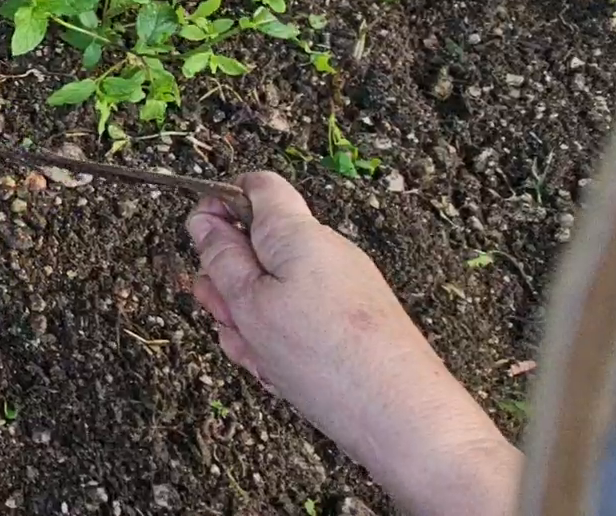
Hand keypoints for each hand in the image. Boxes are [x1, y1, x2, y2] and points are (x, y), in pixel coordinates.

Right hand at [187, 172, 520, 515]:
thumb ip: (218, 254)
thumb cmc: (326, 359)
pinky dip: (276, 337)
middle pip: (254, 244)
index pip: (256, 186)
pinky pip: (295, 315)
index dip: (220, 201)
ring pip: (269, 287)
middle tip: (224, 311)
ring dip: (247, 316)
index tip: (203, 236)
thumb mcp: (247, 301)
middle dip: (226, 277)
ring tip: (255, 351)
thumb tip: (202, 219)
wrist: (413, 430)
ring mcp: (340, 289)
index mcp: (298, 235)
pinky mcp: (350, 322)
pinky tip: (277, 368)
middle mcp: (324, 253)